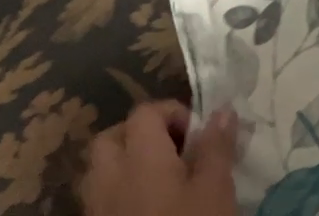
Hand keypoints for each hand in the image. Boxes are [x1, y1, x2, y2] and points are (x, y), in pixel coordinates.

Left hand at [80, 101, 238, 215]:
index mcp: (141, 158)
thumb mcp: (216, 189)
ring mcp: (96, 210)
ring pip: (99, 171)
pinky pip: (99, 200)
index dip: (172, 112)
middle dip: (139, 135)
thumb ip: (216, 146)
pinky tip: (144, 208)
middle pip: (110, 138)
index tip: (197, 134)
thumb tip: (222, 111)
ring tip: (157, 180)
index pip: (145, 112)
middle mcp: (110, 179)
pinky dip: (118, 193)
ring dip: (124, 164)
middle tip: (172, 151)